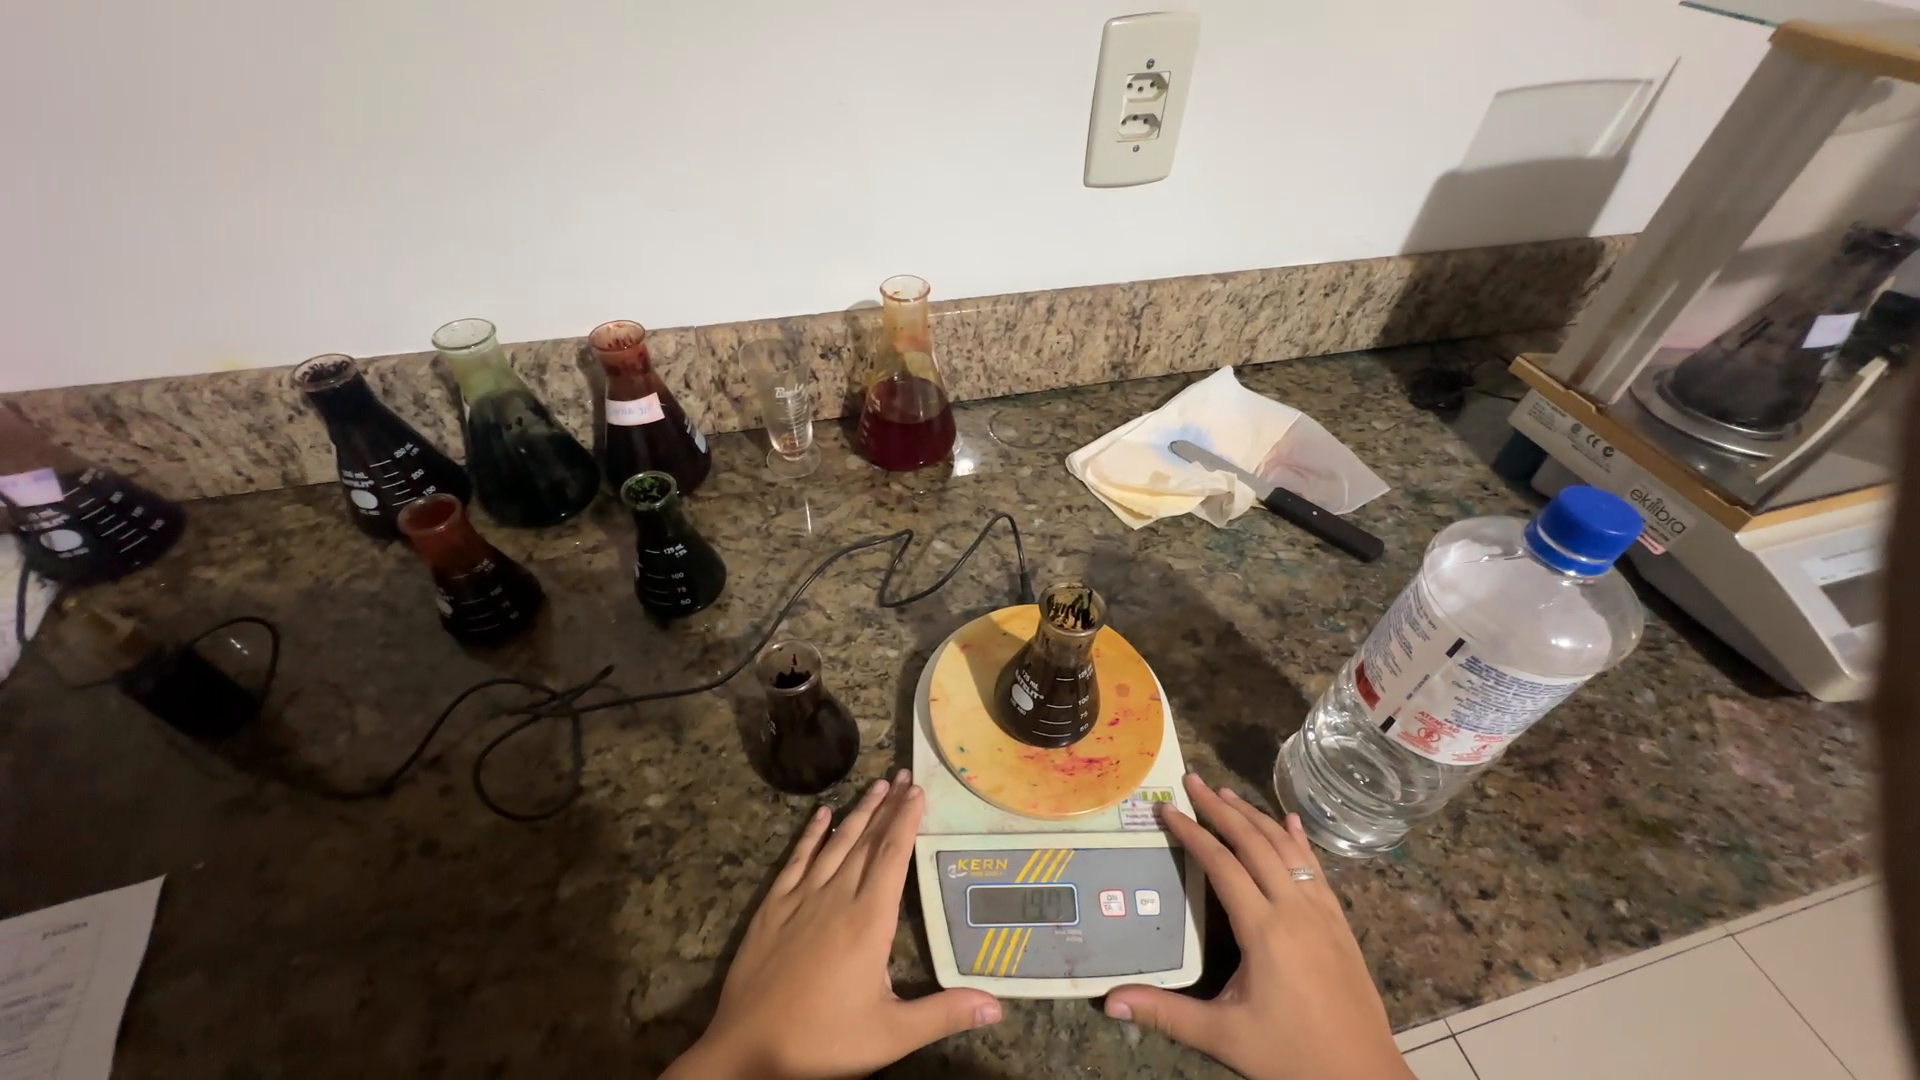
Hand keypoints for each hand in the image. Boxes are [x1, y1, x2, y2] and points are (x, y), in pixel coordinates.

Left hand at [664, 771, 1002, 1078]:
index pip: (893, 856)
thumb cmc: (824, 1041)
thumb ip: (944, 1013)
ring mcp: (801, 899)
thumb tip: (998, 1005)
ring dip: (857, 813)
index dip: (907, 821)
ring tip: (875, 786)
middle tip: (903, 777)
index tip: (918, 792)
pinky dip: (810, 835)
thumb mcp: (891, 1034)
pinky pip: (796, 860)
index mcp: (869, 921)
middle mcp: (837, 898)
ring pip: (835, 844)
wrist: (747, 1051)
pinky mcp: (772, 908)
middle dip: (888, 807)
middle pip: (867, 841)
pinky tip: (822, 814)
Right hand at [1104, 772, 1411, 1079]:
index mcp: (1264, 929)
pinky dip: (1299, 839)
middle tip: (1193, 780)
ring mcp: (1322, 913)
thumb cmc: (1292, 1056)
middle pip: (1254, 843)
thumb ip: (1166, 1013)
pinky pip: (1317, 869)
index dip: (1192, 833)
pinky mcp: (1340, 924)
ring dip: (1256, 817)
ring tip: (1228, 794)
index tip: (1168, 809)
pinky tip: (1291, 821)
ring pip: (1287, 849)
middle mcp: (1294, 909)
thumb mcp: (1224, 1037)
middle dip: (1221, 809)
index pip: (1221, 864)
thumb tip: (1110, 1002)